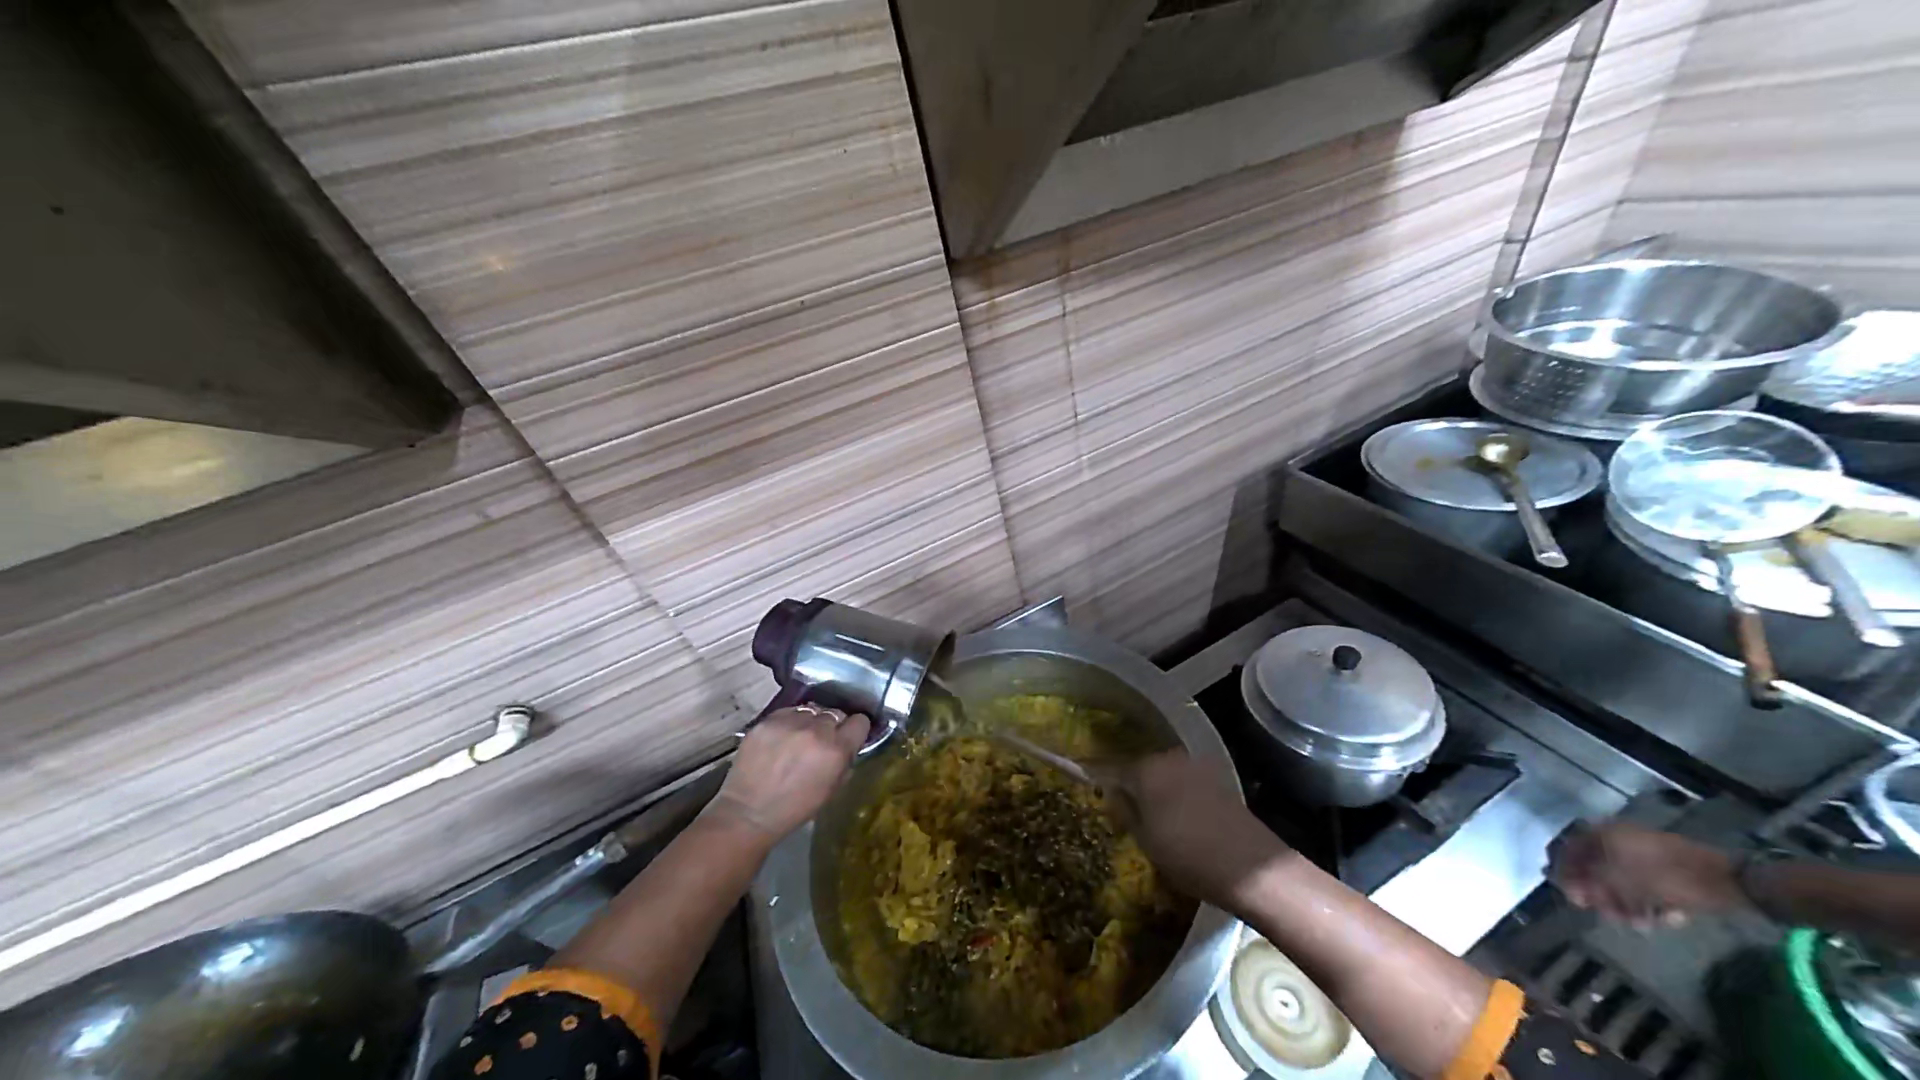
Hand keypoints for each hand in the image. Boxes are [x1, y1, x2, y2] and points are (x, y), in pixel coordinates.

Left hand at [709, 706, 869, 838]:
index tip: (849, 737)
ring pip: (812, 710)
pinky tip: (782, 738)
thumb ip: (845, 761)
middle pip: (835, 713)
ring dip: (811, 722)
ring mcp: (790, 722)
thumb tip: (849, 744)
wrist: (749, 812)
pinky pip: (789, 712)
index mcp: (836, 750)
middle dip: (832, 726)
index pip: (860, 721)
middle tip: (821, 741)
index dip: (856, 729)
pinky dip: (790, 722)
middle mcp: (816, 730)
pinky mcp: (768, 720)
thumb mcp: (832, 789)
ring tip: (800, 738)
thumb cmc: (795, 808)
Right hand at [1096, 750, 1290, 911]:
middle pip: (1138, 768)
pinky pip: (1183, 783)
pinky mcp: (1217, 780)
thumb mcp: (1145, 840)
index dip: (1096, 779)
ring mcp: (1196, 767)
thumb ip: (1125, 811)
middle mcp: (1169, 759)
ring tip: (1149, 817)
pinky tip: (1177, 818)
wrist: (1253, 869)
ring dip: (1153, 790)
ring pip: (1163, 775)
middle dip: (1128, 784)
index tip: (1084, 784)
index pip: (1110, 769)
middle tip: (1120, 810)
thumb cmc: (1189, 856)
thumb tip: (1112, 793)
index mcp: (1145, 769)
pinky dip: (1175, 795)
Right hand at [1549, 823, 1745, 926]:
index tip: (1574, 898)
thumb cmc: (1669, 877)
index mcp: (1604, 834)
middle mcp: (1619, 839)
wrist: (1731, 882)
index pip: (1570, 850)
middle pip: (1597, 868)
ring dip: (1628, 903)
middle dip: (1603, 895)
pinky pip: (1647, 885)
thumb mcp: (1622, 881)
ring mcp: (1645, 854)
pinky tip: (1666, 917)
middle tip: (1611, 916)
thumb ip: (1588, 881)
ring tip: (1642, 923)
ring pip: (1624, 881)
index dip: (1567, 873)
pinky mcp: (1667, 869)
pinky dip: (1651, 902)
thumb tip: (1563, 884)